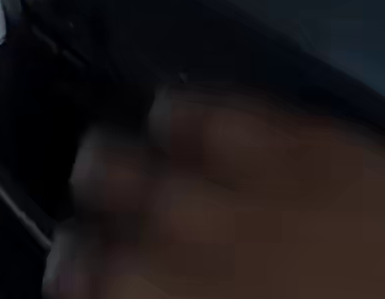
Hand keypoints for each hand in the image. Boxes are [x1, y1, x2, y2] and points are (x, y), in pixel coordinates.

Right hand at [49, 93, 384, 298]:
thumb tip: (177, 286)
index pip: (147, 293)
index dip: (103, 291)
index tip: (71, 284)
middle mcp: (249, 253)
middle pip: (149, 240)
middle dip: (97, 237)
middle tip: (64, 227)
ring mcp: (283, 191)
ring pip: (178, 175)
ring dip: (127, 167)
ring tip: (91, 152)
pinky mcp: (319, 145)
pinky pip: (238, 123)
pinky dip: (195, 114)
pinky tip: (170, 104)